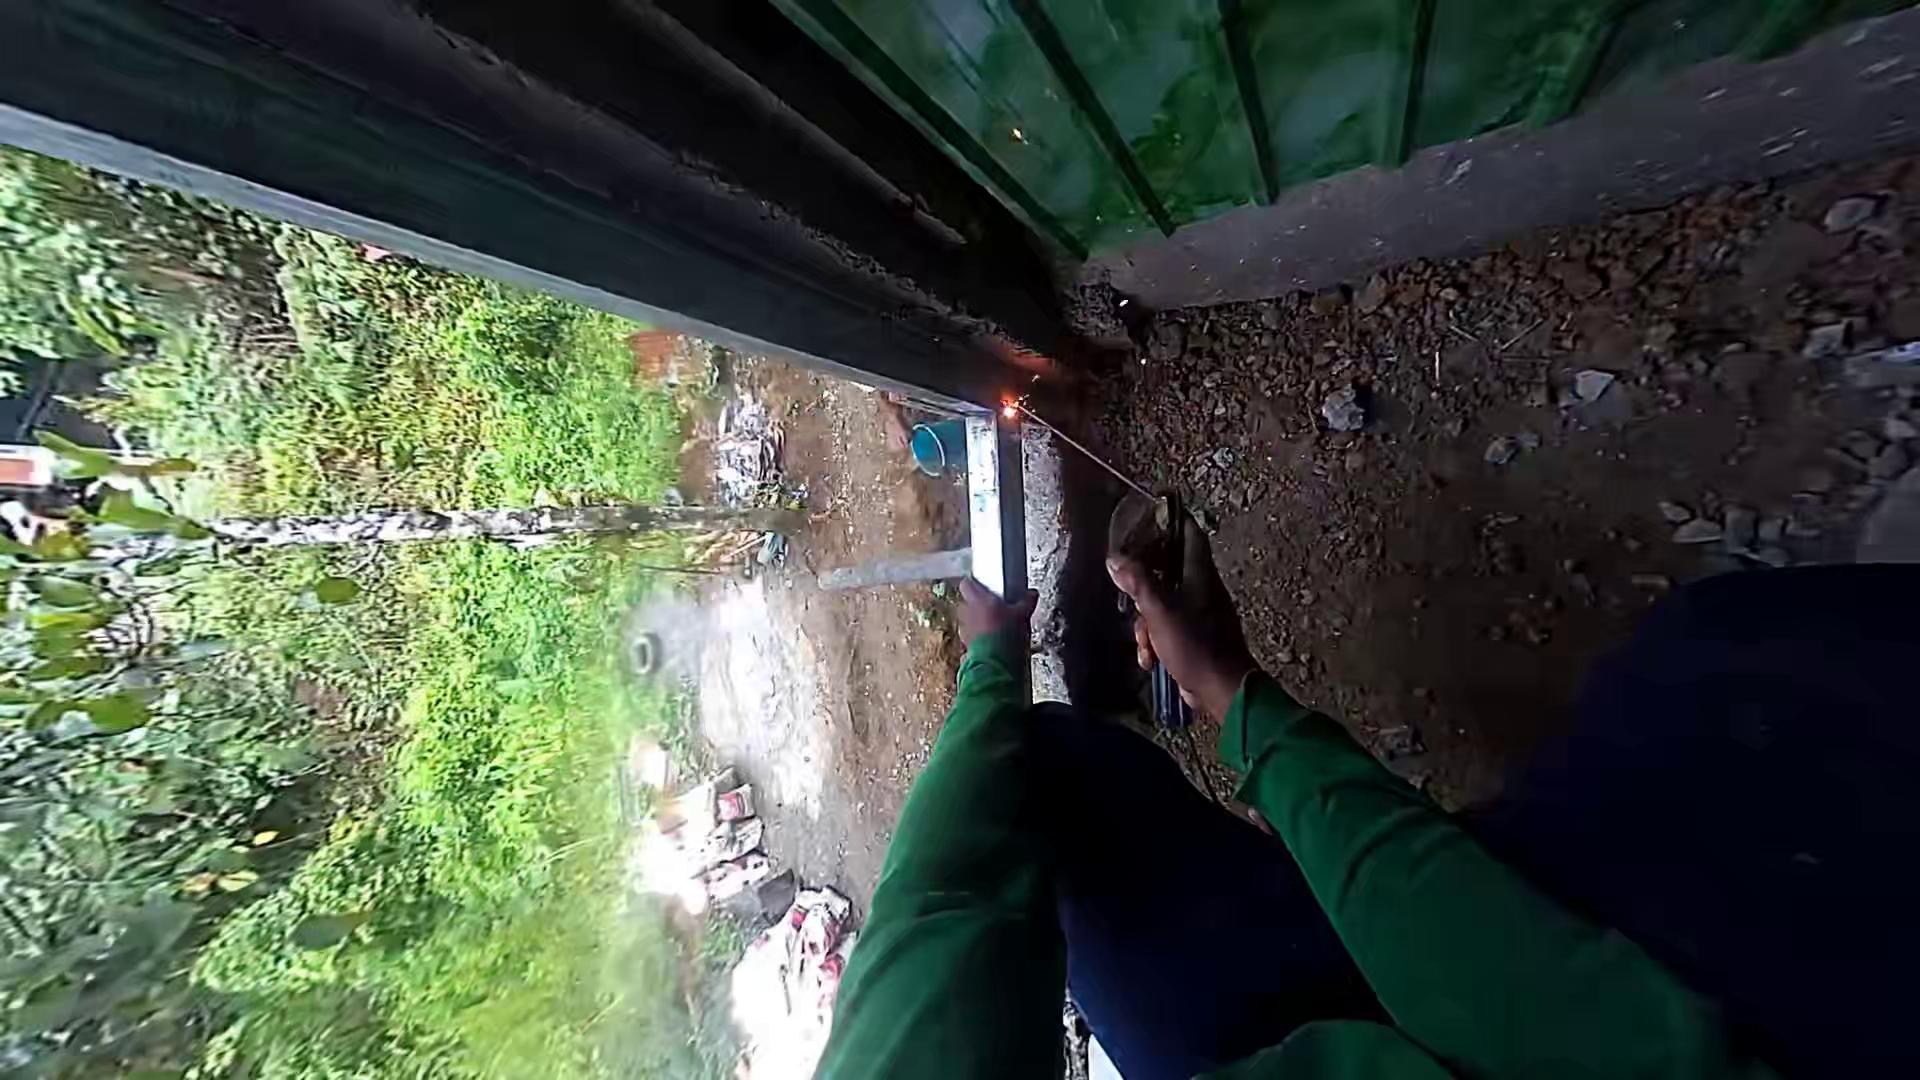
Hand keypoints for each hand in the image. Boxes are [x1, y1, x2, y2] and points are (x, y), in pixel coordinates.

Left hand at [957, 578, 1037, 649]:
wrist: (996, 661)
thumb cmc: (1005, 633)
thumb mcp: (1021, 614)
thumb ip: (1026, 602)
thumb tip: (1032, 594)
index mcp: (977, 599)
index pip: (966, 584)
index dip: (973, 584)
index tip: (981, 586)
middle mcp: (967, 612)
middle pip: (966, 603)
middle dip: (977, 605)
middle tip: (992, 607)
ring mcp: (965, 629)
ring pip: (967, 620)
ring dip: (976, 621)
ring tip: (992, 625)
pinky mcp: (966, 643)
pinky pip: (970, 635)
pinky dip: (977, 636)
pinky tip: (990, 639)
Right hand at [1107, 518, 1256, 719]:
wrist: (1221, 690)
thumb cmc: (1195, 645)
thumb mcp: (1160, 611)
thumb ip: (1138, 582)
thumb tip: (1115, 559)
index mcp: (1199, 575)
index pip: (1190, 534)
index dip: (1172, 519)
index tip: (1150, 512)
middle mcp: (1200, 589)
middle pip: (1165, 570)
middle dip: (1142, 586)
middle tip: (1128, 593)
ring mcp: (1197, 614)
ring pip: (1159, 603)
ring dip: (1145, 624)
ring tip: (1146, 644)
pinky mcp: (1192, 637)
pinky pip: (1164, 628)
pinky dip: (1153, 642)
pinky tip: (1151, 659)